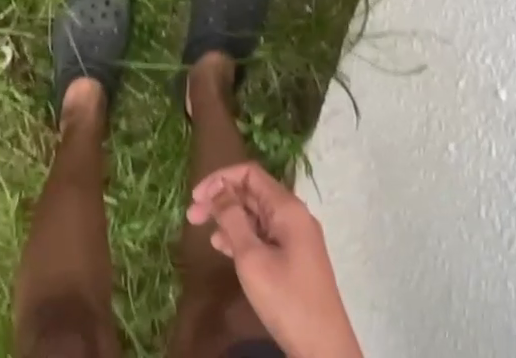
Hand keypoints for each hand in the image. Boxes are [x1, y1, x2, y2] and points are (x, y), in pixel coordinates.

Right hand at [187, 162, 360, 357]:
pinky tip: (223, 248)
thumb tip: (219, 190)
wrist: (323, 348)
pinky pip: (263, 235)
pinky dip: (241, 236)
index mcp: (287, 208)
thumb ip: (233, 219)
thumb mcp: (251, 257)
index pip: (249, 174)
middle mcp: (293, 216)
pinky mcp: (293, 257)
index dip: (220, 179)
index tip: (196, 197)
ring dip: (228, 219)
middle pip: (252, 193)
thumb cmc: (286, 299)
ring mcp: (295, 238)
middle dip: (220, 200)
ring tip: (205, 234)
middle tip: (192, 217)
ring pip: (256, 215)